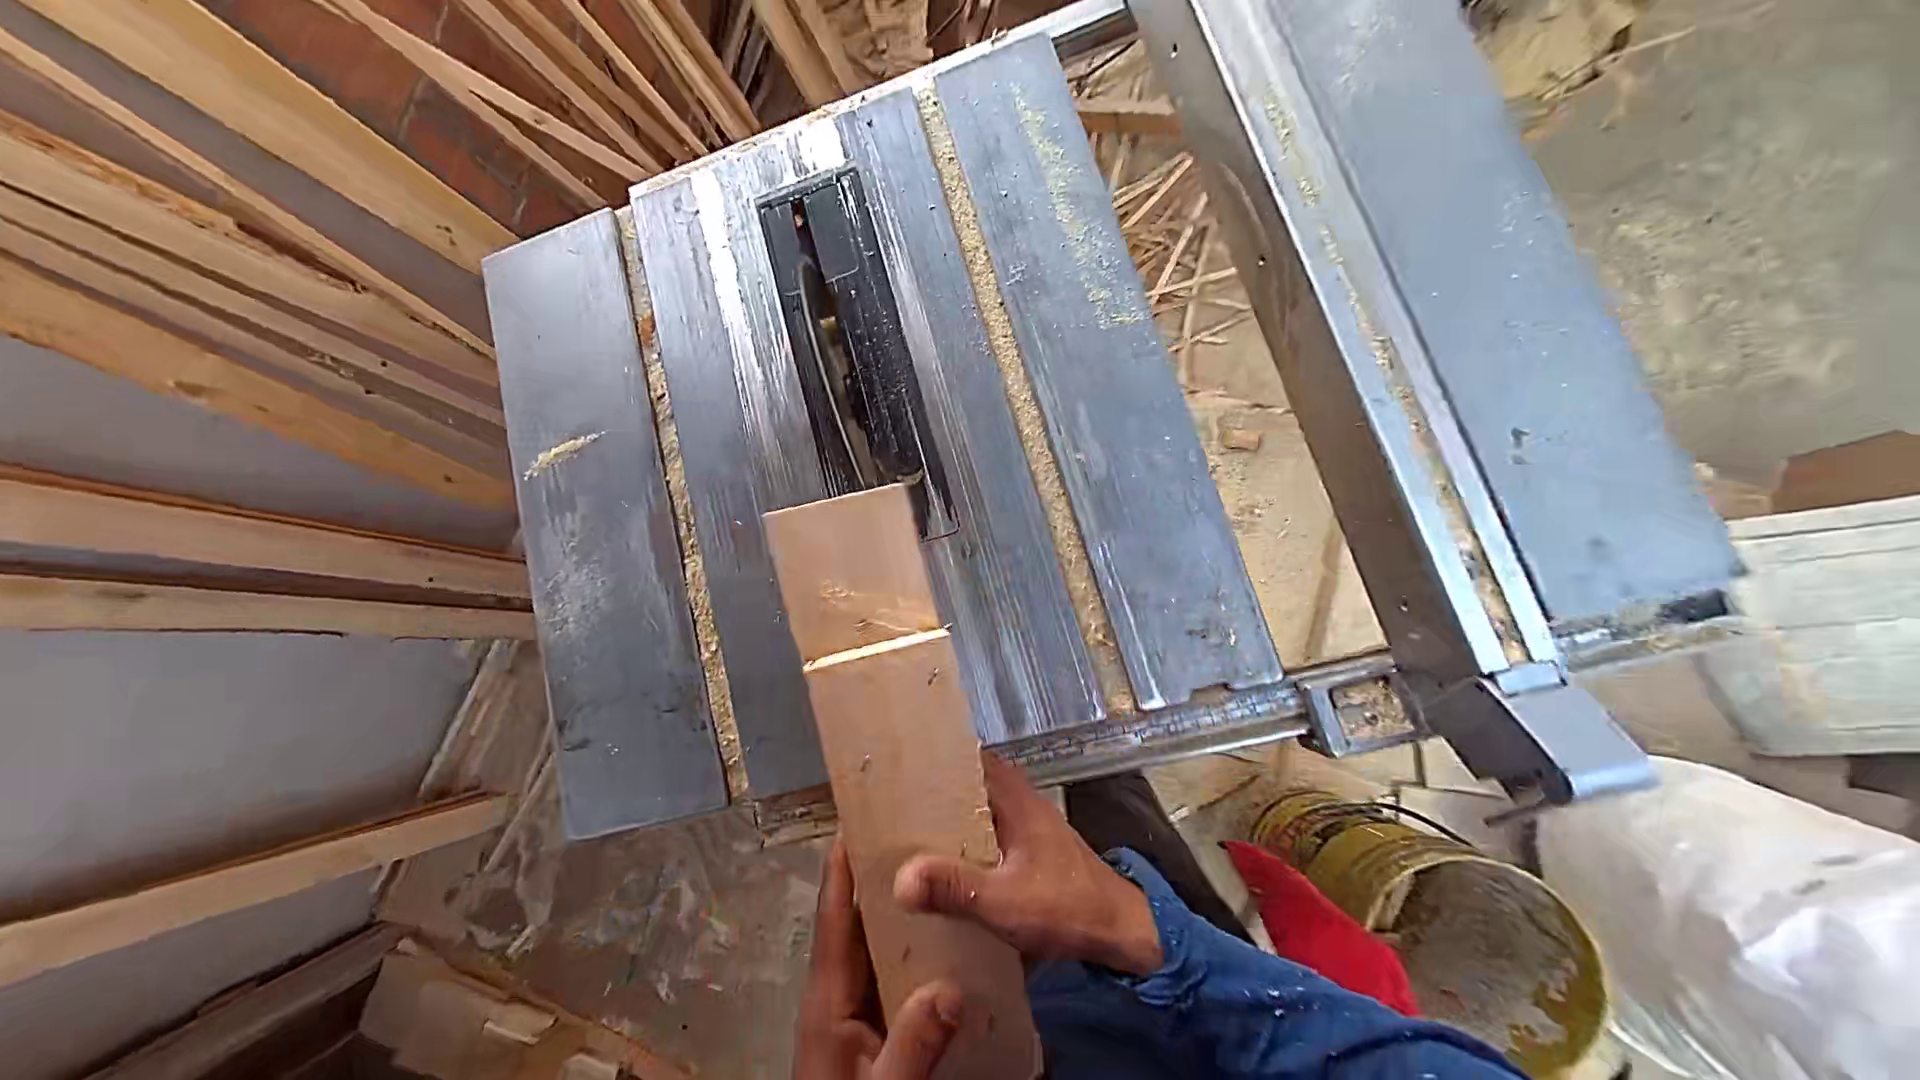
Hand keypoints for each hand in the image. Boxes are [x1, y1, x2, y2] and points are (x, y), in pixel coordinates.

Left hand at [794, 838, 964, 1079]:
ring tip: (934, 864)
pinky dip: (911, 942)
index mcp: (829, 996)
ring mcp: (854, 1006)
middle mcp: (837, 990)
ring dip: (897, 904)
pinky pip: (891, 968)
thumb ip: (913, 1047)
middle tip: (914, 830)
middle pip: (854, 918)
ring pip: (874, 941)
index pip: (834, 915)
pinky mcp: (873, 1022)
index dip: (842, 866)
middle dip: (876, 873)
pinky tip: (944, 930)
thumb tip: (951, 986)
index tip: (859, 818)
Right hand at [893, 753, 1163, 975]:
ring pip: (974, 808)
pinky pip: (984, 831)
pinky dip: (961, 839)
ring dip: (946, 817)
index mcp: (1013, 796)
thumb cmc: (1067, 907)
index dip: (933, 757)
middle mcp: (1017, 800)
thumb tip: (901, 879)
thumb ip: (956, 888)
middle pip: (966, 782)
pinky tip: (937, 862)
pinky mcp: (1026, 849)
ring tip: (901, 830)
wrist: (1119, 932)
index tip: (896, 764)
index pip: (967, 757)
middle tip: (887, 802)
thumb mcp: (1006, 901)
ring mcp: (1023, 824)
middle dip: (931, 790)